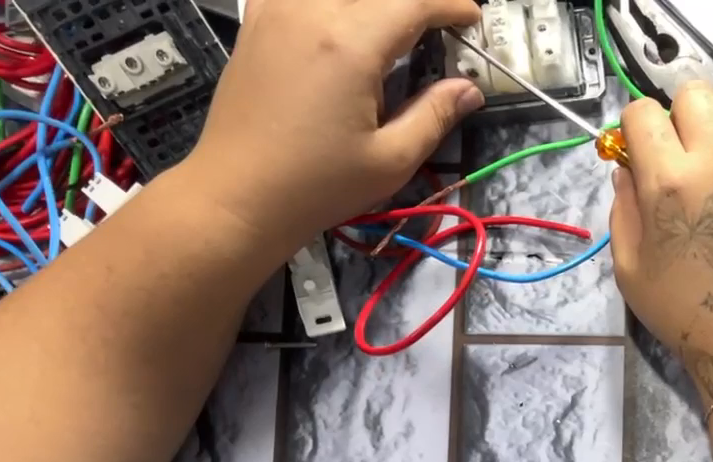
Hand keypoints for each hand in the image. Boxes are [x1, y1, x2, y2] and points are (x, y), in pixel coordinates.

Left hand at [176, 0, 484, 257]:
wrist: (241, 192)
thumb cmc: (321, 185)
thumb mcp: (391, 160)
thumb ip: (433, 115)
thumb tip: (469, 88)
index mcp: (350, 44)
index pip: (411, 2)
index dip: (447, 4)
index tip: (471, 15)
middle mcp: (311, 10)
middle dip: (414, 0)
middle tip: (439, 21)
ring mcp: (278, 9)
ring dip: (374, 2)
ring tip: (396, 24)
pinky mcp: (258, 19)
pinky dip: (333, 2)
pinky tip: (343, 22)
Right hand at [610, 82, 712, 404]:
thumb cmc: (683, 313)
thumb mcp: (630, 270)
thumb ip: (623, 211)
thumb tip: (628, 171)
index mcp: (668, 181)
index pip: (643, 112)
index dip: (636, 130)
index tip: (642, 154)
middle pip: (695, 93)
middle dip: (680, 117)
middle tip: (683, 154)